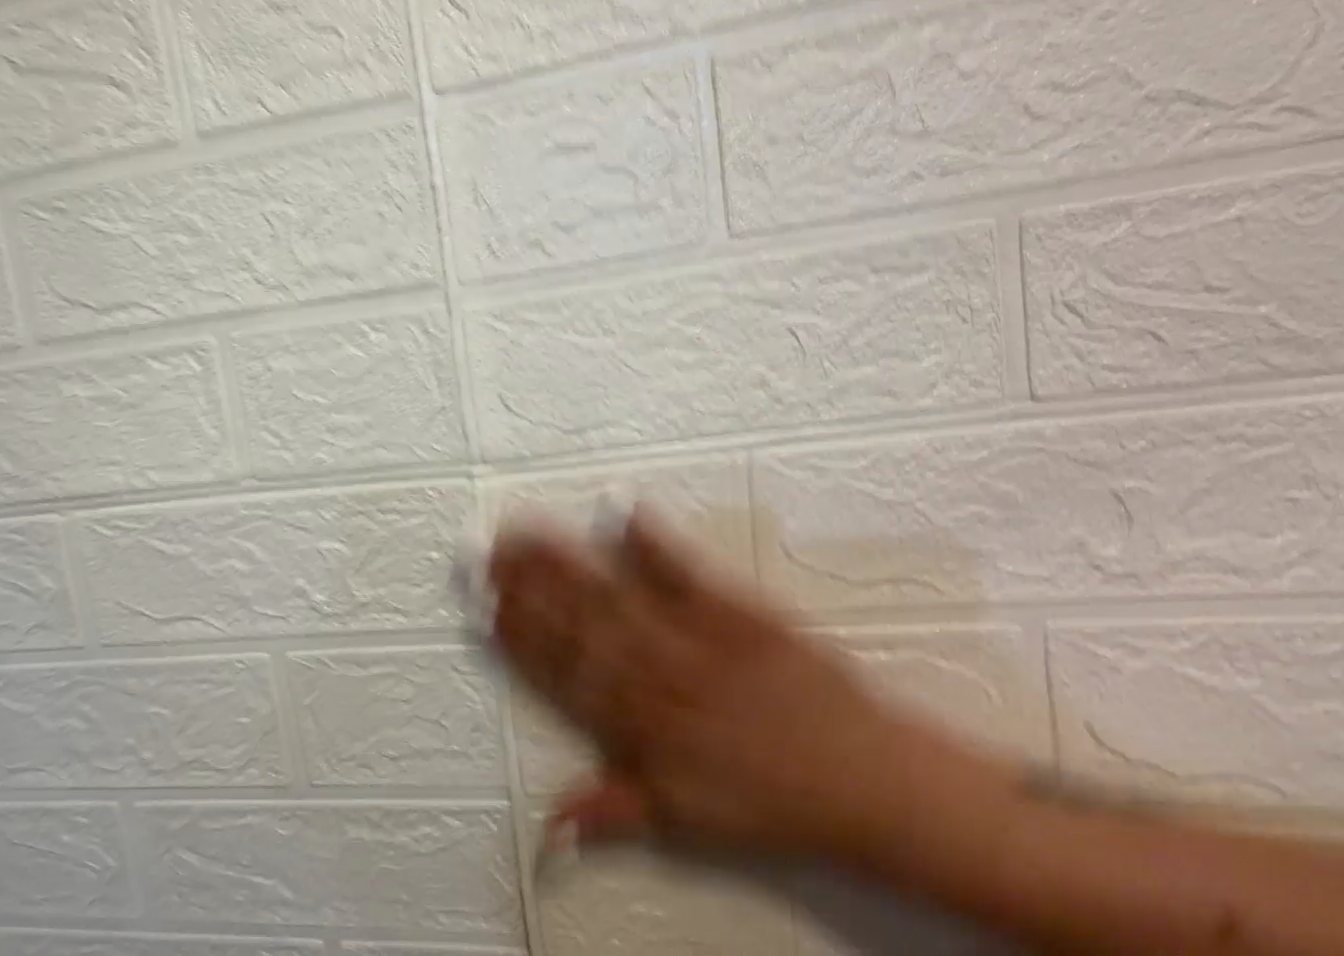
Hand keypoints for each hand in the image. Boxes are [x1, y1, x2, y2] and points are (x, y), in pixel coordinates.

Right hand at [481, 505, 1000, 861]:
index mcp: (637, 726)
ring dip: (563, 562)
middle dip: (524, 585)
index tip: (481, 604)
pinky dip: (653, 541)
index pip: (561, 672)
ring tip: (523, 529)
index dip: (516, 636)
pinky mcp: (738, 613)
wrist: (862, 782)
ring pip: (613, 596)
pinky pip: (686, 572)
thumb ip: (610, 812)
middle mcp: (654, 676)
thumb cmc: (769, 804)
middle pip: (575, 624)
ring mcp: (694, 639)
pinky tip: (621, 510)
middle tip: (483, 549)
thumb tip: (547, 832)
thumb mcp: (683, 821)